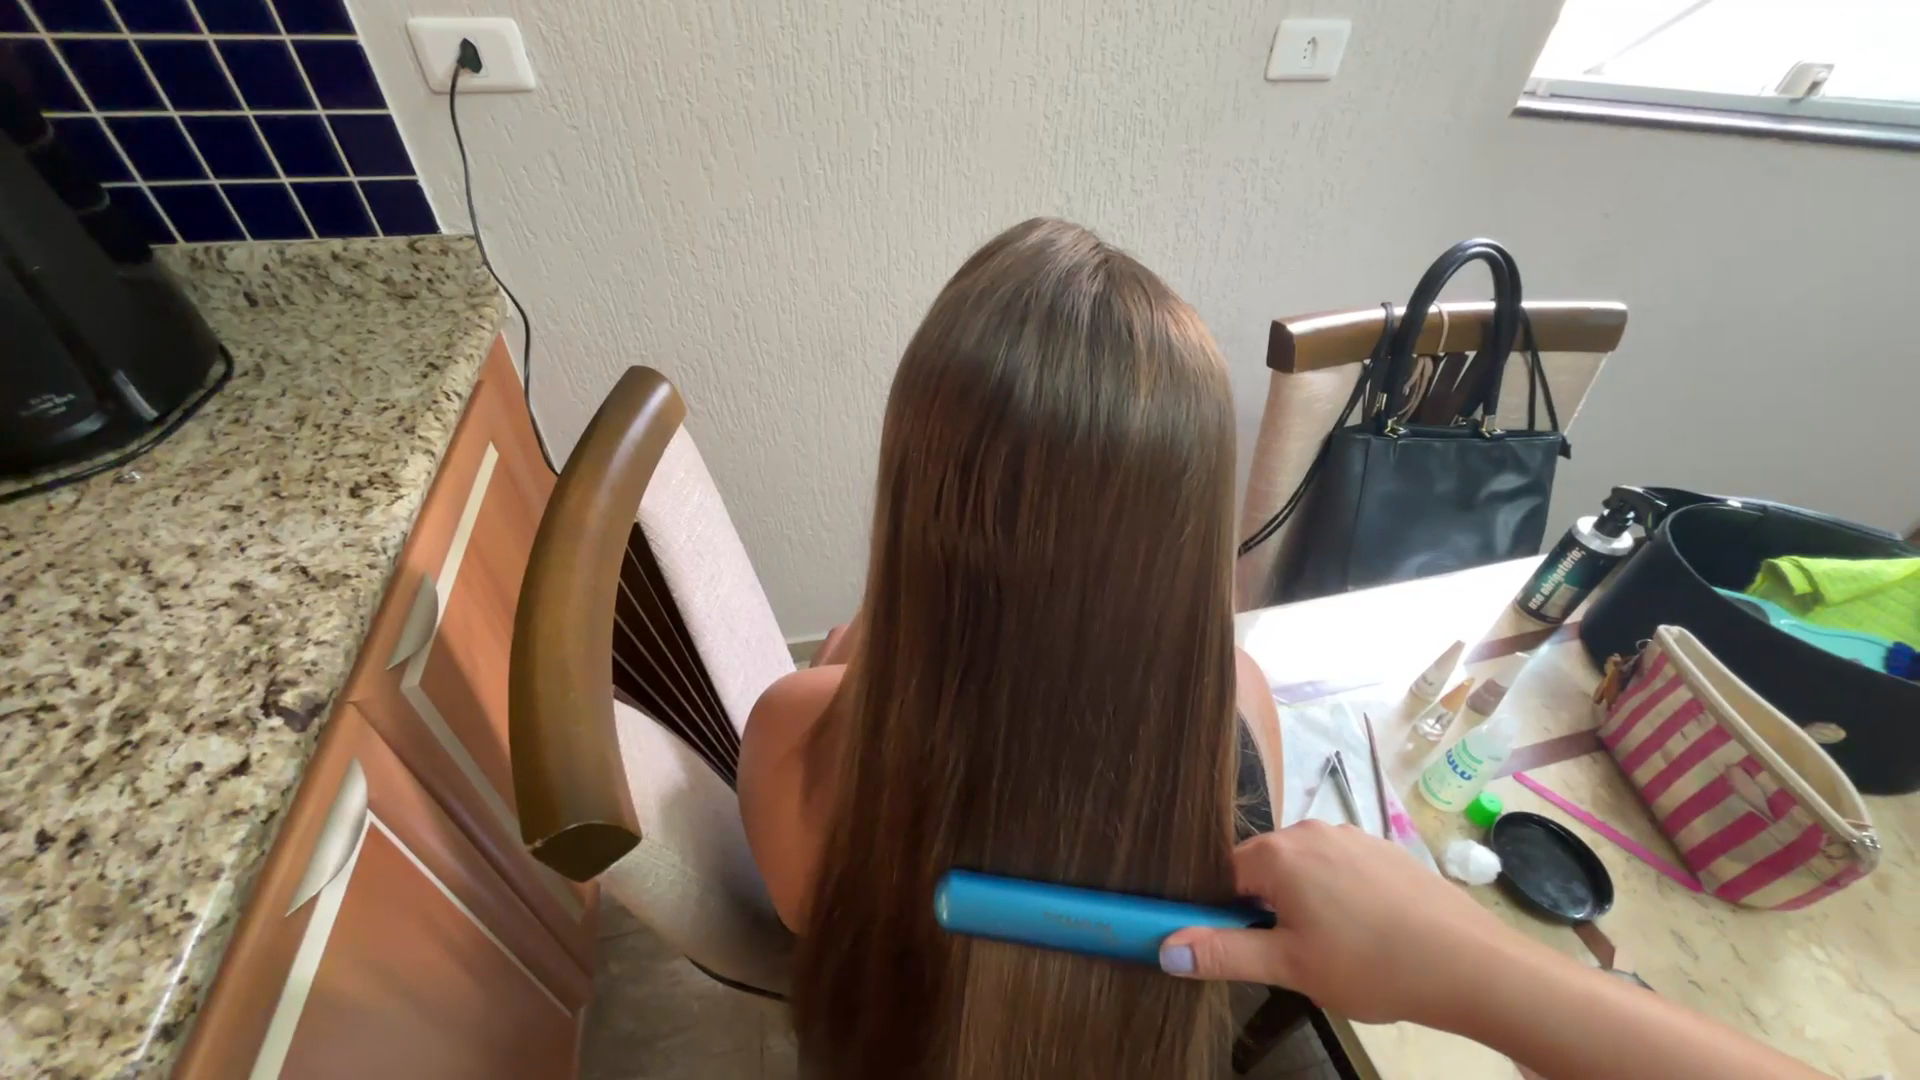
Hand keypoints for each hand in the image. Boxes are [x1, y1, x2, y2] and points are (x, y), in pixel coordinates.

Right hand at [1159, 822, 1526, 1028]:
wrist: (1473, 964)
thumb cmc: (1371, 965)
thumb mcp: (1290, 967)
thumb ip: (1224, 954)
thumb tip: (1166, 948)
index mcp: (1276, 853)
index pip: (1224, 875)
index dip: (1226, 912)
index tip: (1246, 946)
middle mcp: (1307, 831)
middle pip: (1263, 868)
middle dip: (1267, 907)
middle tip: (1294, 954)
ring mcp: (1348, 834)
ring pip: (1303, 867)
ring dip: (1303, 899)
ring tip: (1335, 947)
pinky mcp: (1381, 847)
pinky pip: (1339, 865)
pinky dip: (1338, 892)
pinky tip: (1367, 931)